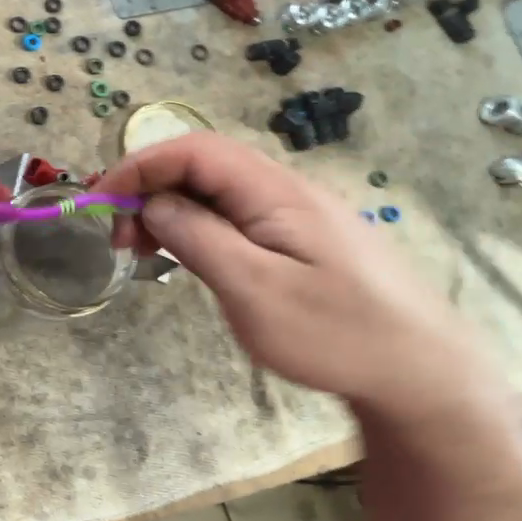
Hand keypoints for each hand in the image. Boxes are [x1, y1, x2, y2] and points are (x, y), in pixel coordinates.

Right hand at [94, 133, 492, 415]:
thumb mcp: (254, 289)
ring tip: (142, 251)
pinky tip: (183, 257)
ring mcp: (296, 216)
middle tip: (119, 239)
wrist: (420, 371)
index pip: (195, 150)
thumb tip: (152, 204)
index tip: (100, 202)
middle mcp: (286, 191)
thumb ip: (198, 238)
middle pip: (203, 165)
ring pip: (216, 191)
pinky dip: (193, 227)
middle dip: (148, 188)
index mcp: (276, 193)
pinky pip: (233, 216)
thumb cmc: (335, 333)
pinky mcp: (300, 241)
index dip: (139, 165)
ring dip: (168, 210)